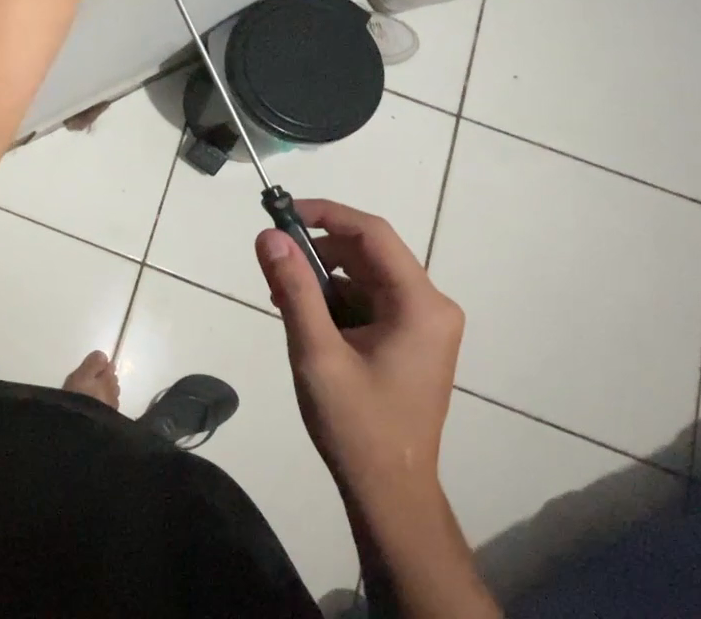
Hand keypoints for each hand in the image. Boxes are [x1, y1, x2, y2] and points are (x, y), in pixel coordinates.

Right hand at [255, 199, 463, 493]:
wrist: (389, 488)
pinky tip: (305, 323)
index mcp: (420, 305)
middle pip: (367, 255)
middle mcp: (431, 307)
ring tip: (282, 303)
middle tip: (271, 270)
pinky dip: (333, 303)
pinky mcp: (410, 341)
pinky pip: (367, 301)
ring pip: (363, 278)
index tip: (279, 212)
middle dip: (316, 254)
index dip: (325, 214)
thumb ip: (294, 289)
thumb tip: (269, 235)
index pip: (373, 234)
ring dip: (321, 281)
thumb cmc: (356, 422)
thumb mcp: (316, 352)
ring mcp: (423, 325)